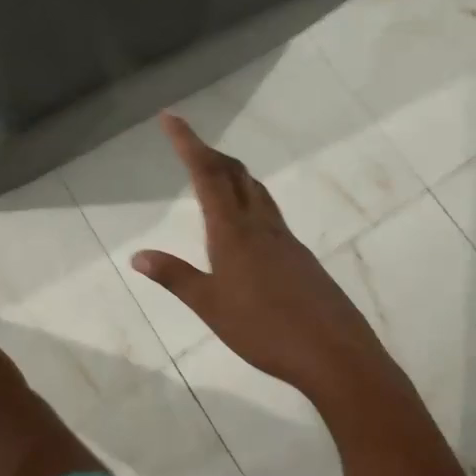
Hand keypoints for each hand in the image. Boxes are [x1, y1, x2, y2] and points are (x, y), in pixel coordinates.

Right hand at [132, 114, 394, 400]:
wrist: (338, 358)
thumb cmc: (266, 330)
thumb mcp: (210, 306)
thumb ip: (175, 277)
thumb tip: (138, 256)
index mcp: (233, 232)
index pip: (206, 174)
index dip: (188, 143)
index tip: (170, 118)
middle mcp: (261, 226)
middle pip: (235, 174)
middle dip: (210, 153)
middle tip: (188, 143)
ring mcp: (286, 241)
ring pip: (256, 192)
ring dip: (233, 173)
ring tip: (214, 173)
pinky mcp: (301, 260)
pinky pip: (270, 214)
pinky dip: (249, 201)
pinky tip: (245, 227)